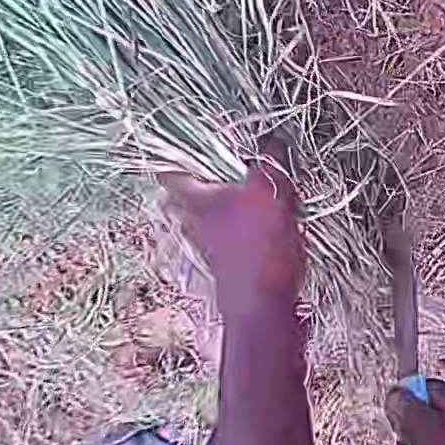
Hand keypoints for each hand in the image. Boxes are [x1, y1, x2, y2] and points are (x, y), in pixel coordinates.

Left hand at [161, 157, 304, 312]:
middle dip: (201, 180)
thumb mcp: (270, 190)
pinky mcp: (228, 263)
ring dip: (221, 204)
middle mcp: (195, 222)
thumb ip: (270, 160)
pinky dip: (238, 225)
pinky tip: (262, 223)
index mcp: (198, 199)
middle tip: (219, 166)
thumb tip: (273, 139)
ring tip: (245, 192)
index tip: (183, 142)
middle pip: (186, 195)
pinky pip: (227, 235)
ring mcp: (209, 246)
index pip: (171, 172)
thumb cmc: (259, 245)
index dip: (174, 155)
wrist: (263, 304)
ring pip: (206, 216)